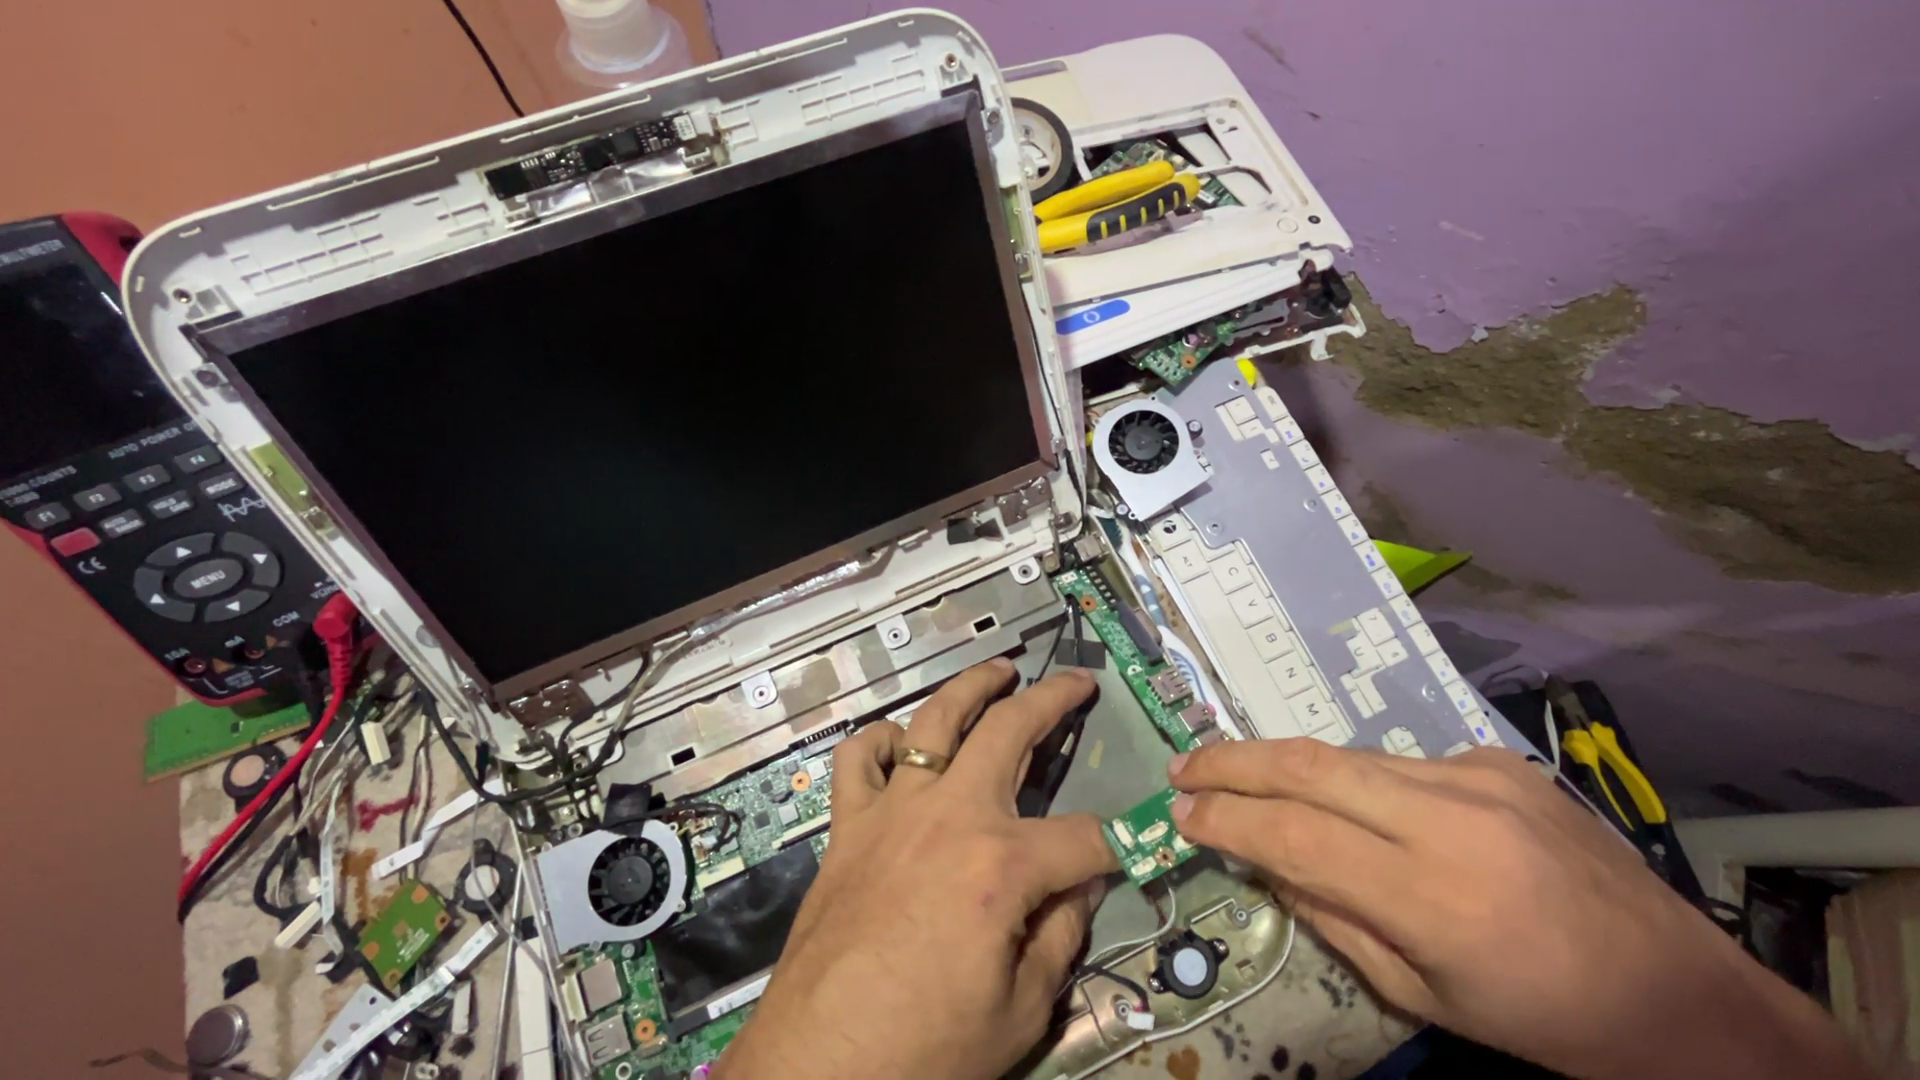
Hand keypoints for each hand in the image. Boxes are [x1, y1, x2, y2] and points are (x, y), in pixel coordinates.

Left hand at [717, 661, 1116, 1079]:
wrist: (820, 1066)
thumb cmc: (926, 1048)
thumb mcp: (1022, 1011)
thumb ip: (1060, 936)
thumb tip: (1081, 886)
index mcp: (1001, 864)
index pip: (1086, 837)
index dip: (1120, 844)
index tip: (1136, 847)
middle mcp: (949, 815)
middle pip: (1010, 732)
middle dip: (1053, 700)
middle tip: (1077, 682)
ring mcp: (892, 811)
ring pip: (934, 722)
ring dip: (971, 688)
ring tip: (997, 671)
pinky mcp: (847, 826)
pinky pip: (858, 759)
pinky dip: (880, 741)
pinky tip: (900, 743)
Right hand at [1168, 739, 1867, 1079]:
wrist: (1680, 992)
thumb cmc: (1541, 1018)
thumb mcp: (1421, 995)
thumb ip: (1332, 918)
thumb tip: (1265, 859)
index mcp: (1432, 894)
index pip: (1295, 834)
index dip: (1226, 818)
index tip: (1180, 813)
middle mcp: (1451, 816)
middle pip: (1309, 764)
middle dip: (1232, 761)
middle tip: (1183, 767)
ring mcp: (1479, 777)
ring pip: (1348, 753)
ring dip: (1283, 762)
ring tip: (1239, 770)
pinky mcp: (1498, 761)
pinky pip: (1402, 761)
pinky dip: (1359, 779)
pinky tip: (1359, 805)